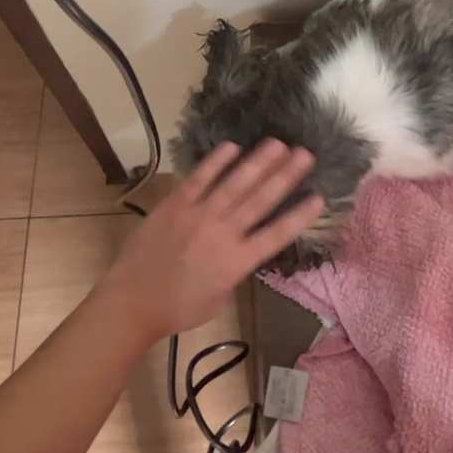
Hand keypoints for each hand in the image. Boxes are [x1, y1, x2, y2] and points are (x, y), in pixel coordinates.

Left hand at [94, 140, 322, 340]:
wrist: (133, 301)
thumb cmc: (178, 308)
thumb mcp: (218, 298)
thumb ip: (235, 270)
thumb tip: (243, 247)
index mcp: (236, 262)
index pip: (276, 235)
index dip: (299, 215)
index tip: (319, 196)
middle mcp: (223, 233)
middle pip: (260, 200)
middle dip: (286, 175)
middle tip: (306, 154)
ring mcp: (199, 215)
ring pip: (234, 183)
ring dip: (258, 162)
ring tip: (278, 143)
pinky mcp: (176, 204)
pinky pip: (200, 178)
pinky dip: (216, 161)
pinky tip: (233, 146)